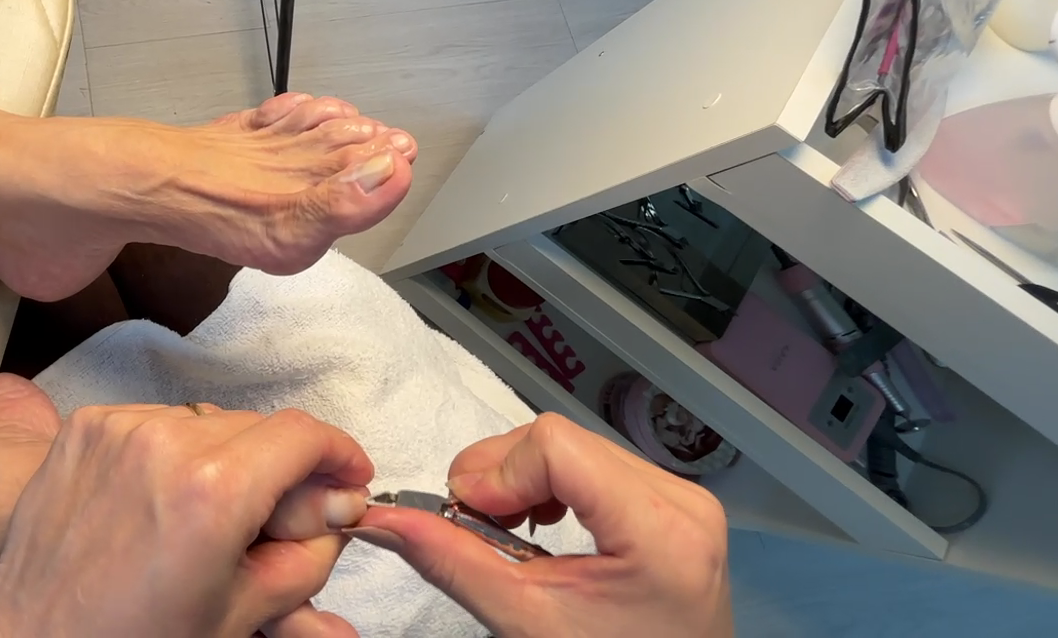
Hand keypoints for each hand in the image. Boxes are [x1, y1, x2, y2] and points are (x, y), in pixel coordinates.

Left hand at [0, 403, 376, 637]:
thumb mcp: (241, 613)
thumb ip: (306, 551)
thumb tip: (340, 500)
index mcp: (213, 490)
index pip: (301, 435)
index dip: (337, 452)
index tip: (349, 475)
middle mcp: (166, 439)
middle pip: (257, 426)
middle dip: (281, 464)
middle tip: (280, 514)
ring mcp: (121, 424)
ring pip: (208, 420)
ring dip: (227, 455)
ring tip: (211, 510)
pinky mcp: (88, 422)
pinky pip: (157, 420)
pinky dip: (174, 449)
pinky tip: (163, 494)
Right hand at [351, 413, 732, 637]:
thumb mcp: (522, 621)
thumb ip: (449, 559)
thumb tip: (377, 518)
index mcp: (660, 531)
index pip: (556, 446)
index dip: (498, 469)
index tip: (464, 511)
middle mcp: (680, 498)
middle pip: (556, 438)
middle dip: (498, 471)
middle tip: (470, 519)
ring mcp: (680, 495)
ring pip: (566, 442)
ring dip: (516, 474)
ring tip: (501, 523)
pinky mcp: (670, 500)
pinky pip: (587, 458)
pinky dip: (544, 479)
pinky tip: (536, 519)